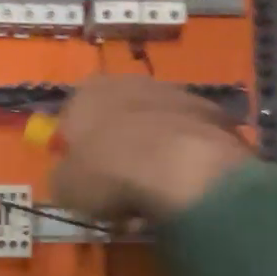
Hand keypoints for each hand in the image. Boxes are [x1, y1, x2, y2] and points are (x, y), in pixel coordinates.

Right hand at [52, 74, 253, 220]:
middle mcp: (130, 81)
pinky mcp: (213, 112)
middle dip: (116, 149)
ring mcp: (176, 93)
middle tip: (117, 188)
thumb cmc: (109, 171)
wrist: (182, 166)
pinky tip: (182, 187)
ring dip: (152, 153)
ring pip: (154, 127)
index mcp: (87, 91)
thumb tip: (70, 179)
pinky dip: (183, 159)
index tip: (82, 179)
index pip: (71, 118)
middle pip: (116, 118)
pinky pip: (187, 140)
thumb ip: (63, 177)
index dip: (75, 151)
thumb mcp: (65, 187)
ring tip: (153, 194)